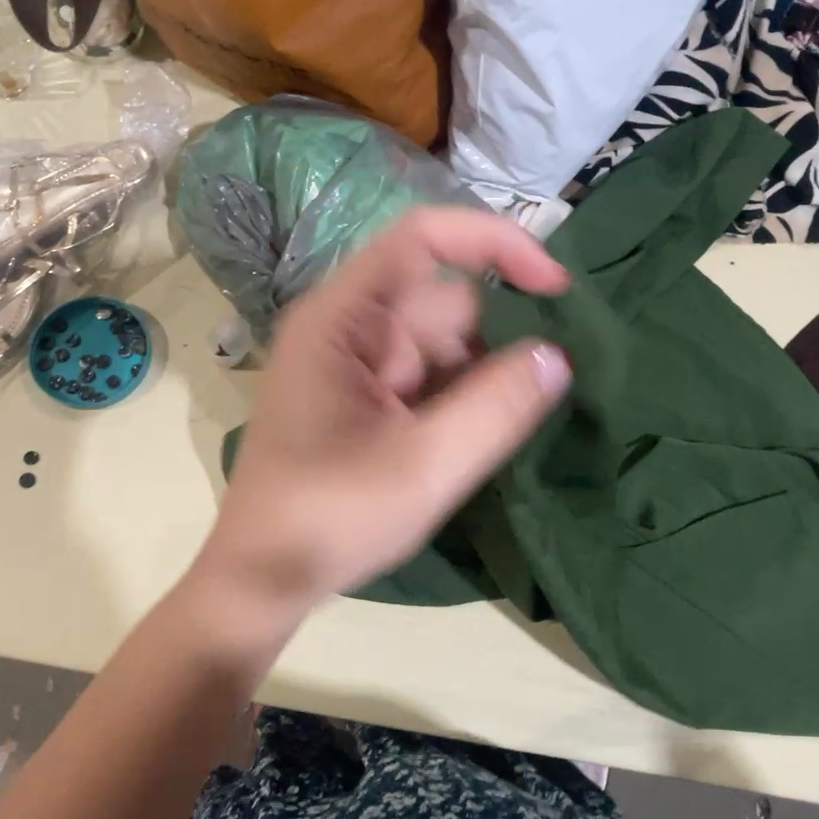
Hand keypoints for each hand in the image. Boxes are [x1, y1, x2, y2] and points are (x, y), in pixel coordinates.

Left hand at [199, 207, 573, 615]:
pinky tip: (467, 443)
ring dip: (477, 379)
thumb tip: (558, 355)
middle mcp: (344, 326)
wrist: (260, 580)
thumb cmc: (328, 519)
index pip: (423, 238)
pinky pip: (424, 375)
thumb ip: (497, 407)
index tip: (555, 288)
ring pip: (439, 342)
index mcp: (341, 319)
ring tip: (489, 437)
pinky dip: (457, 399)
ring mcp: (350, 362)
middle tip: (525, 404)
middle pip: (440, 299)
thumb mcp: (424, 467)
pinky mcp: (360, 396)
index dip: (495, 244)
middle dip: (492, 343)